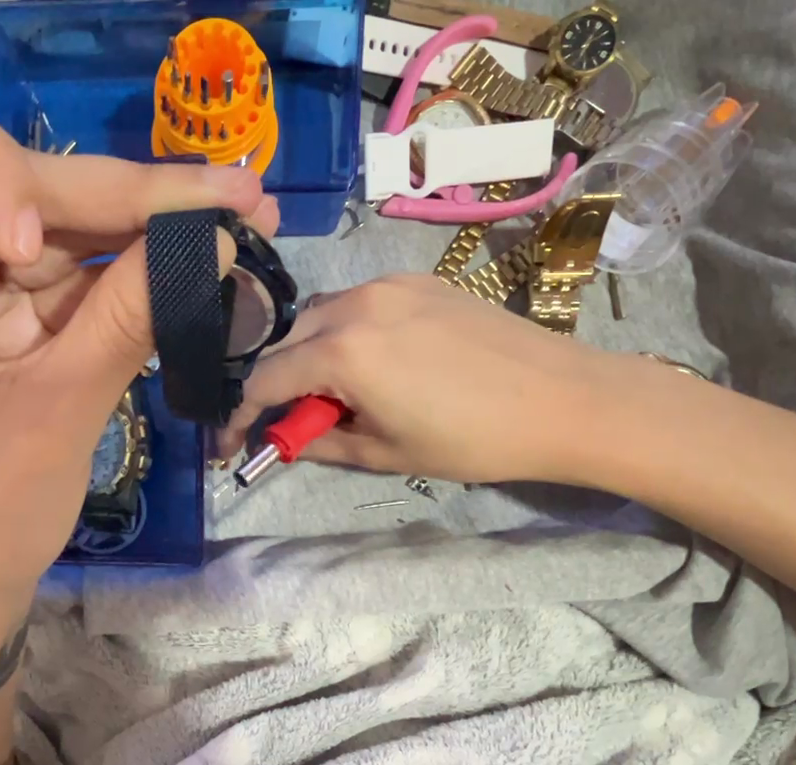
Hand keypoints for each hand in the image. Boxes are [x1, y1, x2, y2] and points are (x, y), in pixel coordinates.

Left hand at [0, 65, 275, 631]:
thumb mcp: (51, 416)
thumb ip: (125, 319)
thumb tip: (214, 237)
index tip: (37, 241)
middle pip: (14, 170)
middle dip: (118, 191)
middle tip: (232, 197)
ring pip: (62, 211)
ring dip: (150, 214)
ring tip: (245, 212)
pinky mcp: (19, 312)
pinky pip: (83, 262)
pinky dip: (142, 258)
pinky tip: (208, 248)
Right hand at [217, 275, 632, 485]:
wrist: (563, 398)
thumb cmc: (471, 439)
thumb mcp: (383, 453)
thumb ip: (319, 441)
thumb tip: (286, 438)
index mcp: (341, 353)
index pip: (264, 380)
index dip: (241, 416)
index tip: (232, 444)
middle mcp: (355, 305)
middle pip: (286, 341)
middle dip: (276, 382)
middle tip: (294, 420)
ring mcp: (390, 285)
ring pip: (319, 315)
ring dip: (309, 352)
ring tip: (335, 391)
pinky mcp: (420, 281)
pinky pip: (358, 302)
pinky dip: (345, 331)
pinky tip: (374, 361)